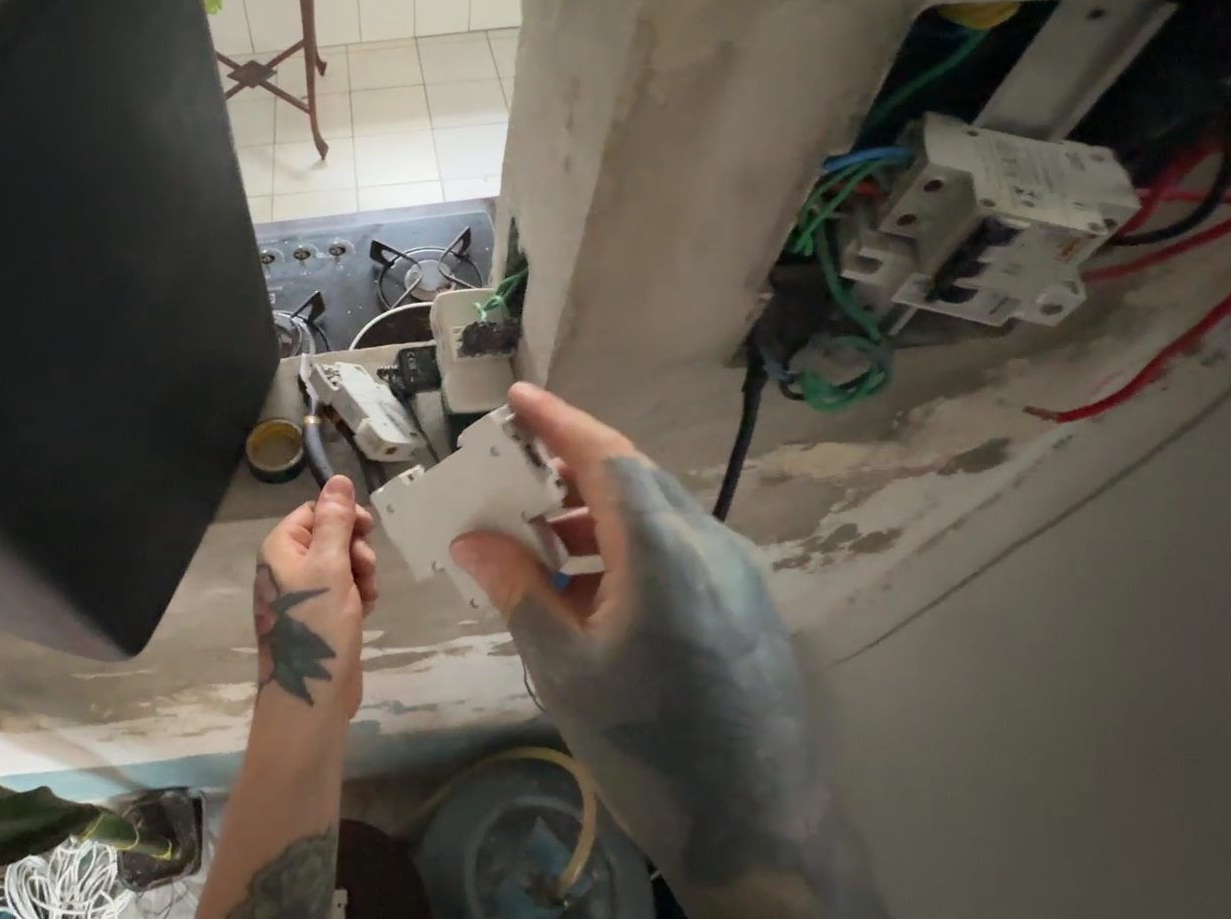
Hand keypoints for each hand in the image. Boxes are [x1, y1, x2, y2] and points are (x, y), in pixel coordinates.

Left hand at [255, 475, 378, 719]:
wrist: (310, 697)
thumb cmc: (317, 627)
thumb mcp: (330, 566)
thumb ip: (336, 520)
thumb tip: (338, 478)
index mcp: (280, 549)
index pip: (314, 511)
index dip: (344, 516)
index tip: (368, 529)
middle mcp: (286, 567)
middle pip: (330, 537)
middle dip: (356, 550)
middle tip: (366, 569)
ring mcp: (302, 595)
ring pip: (342, 565)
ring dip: (362, 574)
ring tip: (366, 596)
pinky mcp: (319, 618)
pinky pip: (343, 591)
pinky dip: (358, 596)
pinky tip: (365, 611)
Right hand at [449, 383, 884, 916]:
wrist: (757, 832)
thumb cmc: (646, 745)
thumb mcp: (564, 667)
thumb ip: (517, 590)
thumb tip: (472, 541)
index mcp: (663, 552)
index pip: (607, 457)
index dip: (558, 422)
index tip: (517, 398)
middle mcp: (708, 546)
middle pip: (632, 479)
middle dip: (569, 465)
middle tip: (515, 468)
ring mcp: (734, 574)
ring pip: (654, 514)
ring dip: (593, 513)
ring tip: (539, 536)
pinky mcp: (743, 603)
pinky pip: (674, 550)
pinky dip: (623, 548)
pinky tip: (586, 586)